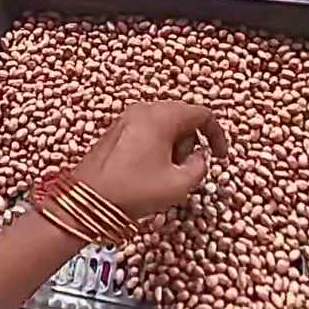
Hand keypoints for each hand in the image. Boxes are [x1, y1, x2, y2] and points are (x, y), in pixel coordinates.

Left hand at [67, 102, 228, 219]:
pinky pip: (146, 131)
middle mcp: (143, 109)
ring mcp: (126, 118)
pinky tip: (148, 172)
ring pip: (163, 125)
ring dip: (174, 147)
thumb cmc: (135, 189)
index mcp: (162, 116)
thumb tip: (199, 157)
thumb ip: (200, 166)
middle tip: (186, 170)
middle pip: (182, 118)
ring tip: (166, 175)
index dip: (217, 135)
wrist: (87, 199)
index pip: (202, 114)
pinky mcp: (115, 131)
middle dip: (191, 143)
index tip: (221, 157)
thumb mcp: (179, 184)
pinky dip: (156, 147)